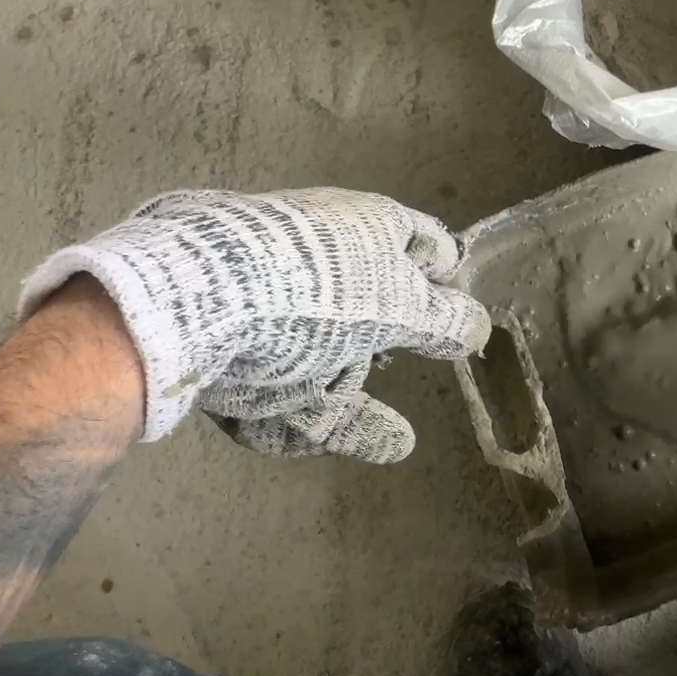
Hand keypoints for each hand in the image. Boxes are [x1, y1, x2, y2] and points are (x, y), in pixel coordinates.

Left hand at [19, 188, 490, 462]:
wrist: (195, 302)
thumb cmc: (318, 289)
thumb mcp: (397, 306)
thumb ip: (442, 320)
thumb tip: (481, 325)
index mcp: (366, 228)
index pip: (423, 242)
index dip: (446, 274)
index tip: (458, 311)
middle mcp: (319, 258)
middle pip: (367, 300)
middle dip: (389, 337)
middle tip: (403, 365)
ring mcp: (271, 300)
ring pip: (320, 352)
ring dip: (351, 396)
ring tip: (392, 440)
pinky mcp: (229, 343)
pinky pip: (277, 385)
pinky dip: (302, 418)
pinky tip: (330, 448)